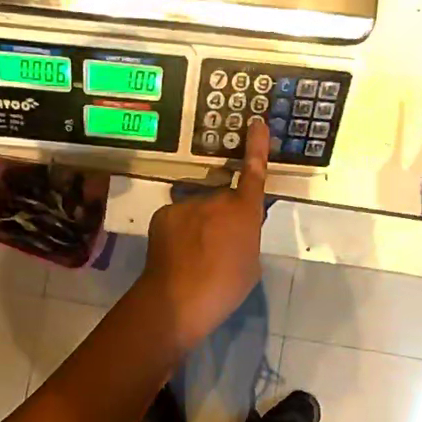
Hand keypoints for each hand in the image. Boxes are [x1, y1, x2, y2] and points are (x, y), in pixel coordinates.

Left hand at [134, 119, 270, 348]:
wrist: (179, 299)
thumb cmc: (226, 287)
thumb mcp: (251, 263)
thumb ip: (246, 238)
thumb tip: (237, 231)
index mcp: (244, 211)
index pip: (254, 172)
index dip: (257, 147)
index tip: (256, 123)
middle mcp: (216, 200)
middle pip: (223, 201)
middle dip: (222, 217)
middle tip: (218, 248)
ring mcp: (187, 204)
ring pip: (198, 210)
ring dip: (199, 226)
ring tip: (195, 257)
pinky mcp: (164, 214)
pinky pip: (177, 218)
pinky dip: (179, 232)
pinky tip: (177, 255)